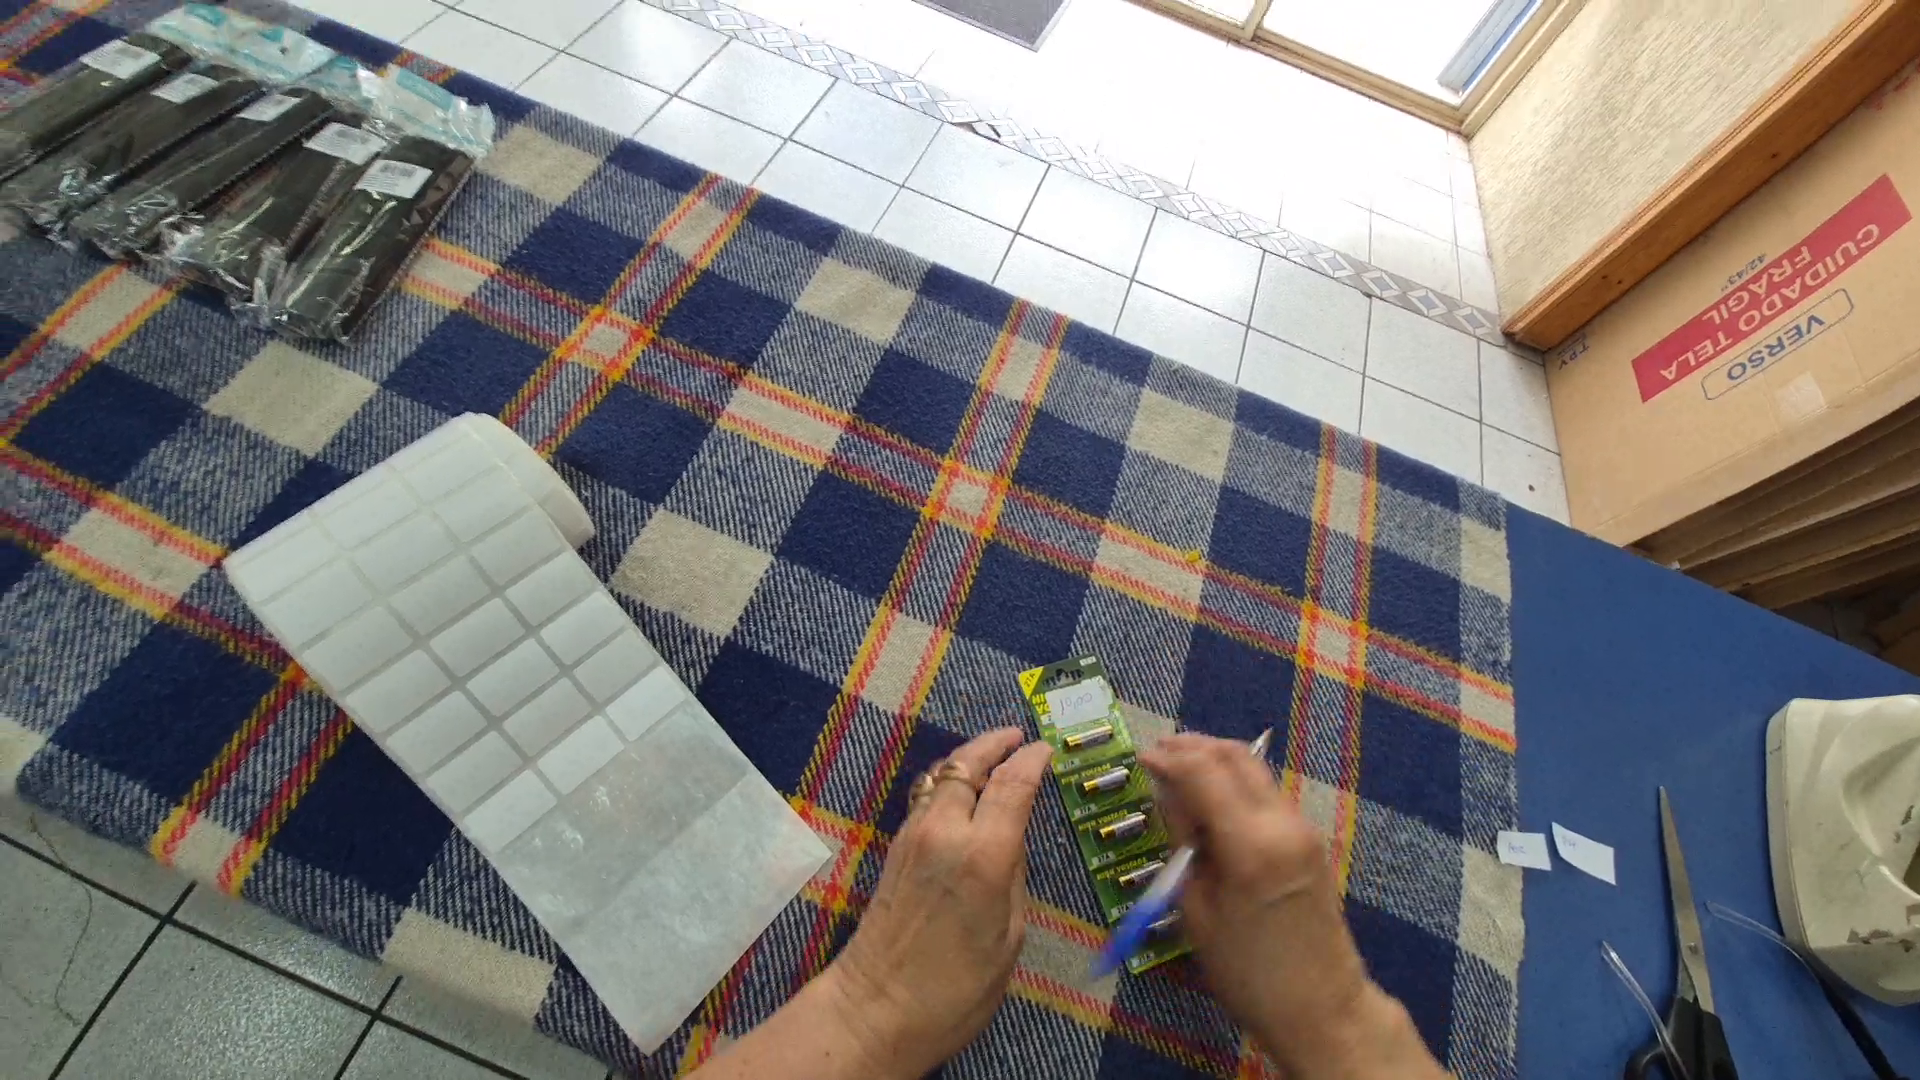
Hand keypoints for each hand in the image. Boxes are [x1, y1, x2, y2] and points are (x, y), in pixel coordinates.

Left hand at [820, 727, 1054, 1076]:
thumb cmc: (957, 988)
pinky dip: (949, 779)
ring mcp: (914, 832)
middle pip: (968, 762)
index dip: (1033, 759)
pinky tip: (962, 791)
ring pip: (942, 773)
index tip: (1046, 748)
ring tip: (992, 756)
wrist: (877, 1007)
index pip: (1012, 784)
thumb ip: (1013, 874)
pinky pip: (927, 793)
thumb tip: (1011, 836)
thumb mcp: (1009, 935)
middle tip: (1017, 737)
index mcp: (983, 855)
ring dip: (969, 757)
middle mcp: (945, 829)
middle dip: (995, 743)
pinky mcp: (897, 843)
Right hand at [1139, 733, 1445, 1079]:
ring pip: (1252, 766)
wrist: (1324, 1010)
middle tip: (1157, 753)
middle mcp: (1281, 823)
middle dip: (1191, 746)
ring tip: (1177, 766)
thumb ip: (1182, 840)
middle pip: (1233, 755)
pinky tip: (1208, 792)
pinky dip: (1232, 777)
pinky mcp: (1309, 836)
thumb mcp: (1196, 908)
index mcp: (1250, 845)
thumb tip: (1168, 793)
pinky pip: (1264, 788)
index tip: (1141, 757)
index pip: (1203, 771)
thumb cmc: (1247, 971)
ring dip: (1212, 757)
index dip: (1167, 758)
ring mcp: (1302, 826)